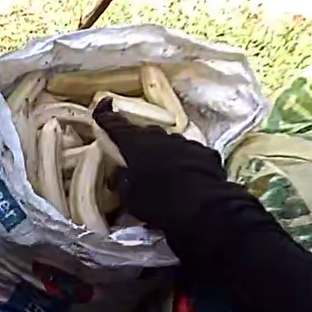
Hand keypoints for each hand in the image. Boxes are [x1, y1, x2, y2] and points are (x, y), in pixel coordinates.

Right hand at [93, 101, 228, 240]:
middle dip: (138, 141)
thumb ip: (122, 179)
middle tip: (135, 156)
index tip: (105, 104)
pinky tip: (186, 176)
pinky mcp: (206, 153)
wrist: (200, 207)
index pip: (115, 123)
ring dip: (163, 152)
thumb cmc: (156, 201)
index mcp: (134, 144)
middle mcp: (159, 137)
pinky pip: (190, 154)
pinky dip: (185, 162)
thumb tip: (120, 172)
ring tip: (162, 171)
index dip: (107, 114)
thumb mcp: (128, 196)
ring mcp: (185, 143)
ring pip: (169, 143)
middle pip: (145, 133)